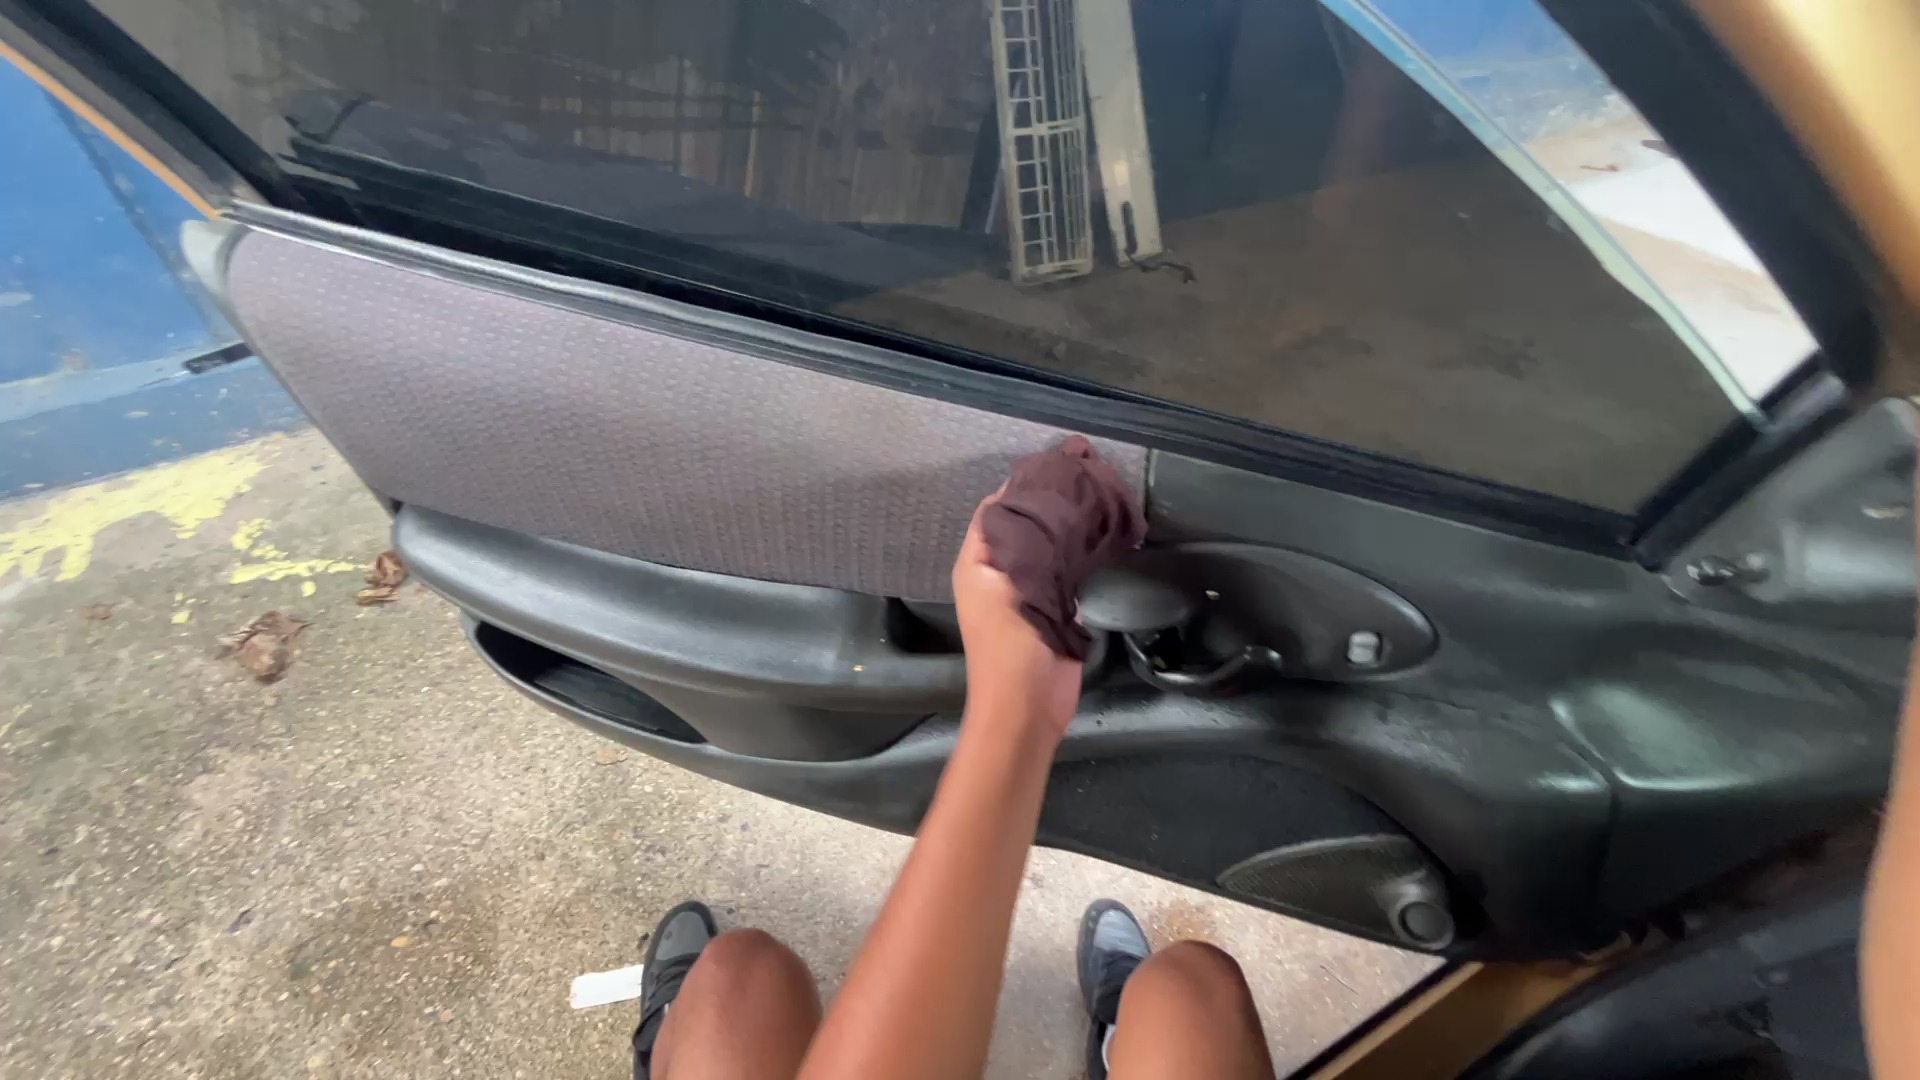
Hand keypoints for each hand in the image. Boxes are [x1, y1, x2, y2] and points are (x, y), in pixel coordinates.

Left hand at [951, 489, 1083, 743]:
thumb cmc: (1009, 646)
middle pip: (1025, 523)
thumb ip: (1012, 543)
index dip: (1022, 484)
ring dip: (1068, 524)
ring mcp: (1029, 590)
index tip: (1057, 463)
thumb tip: (1026, 499)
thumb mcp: (1002, 587)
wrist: (1027, 706)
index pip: (996, 509)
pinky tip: (1103, 534)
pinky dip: (1080, 550)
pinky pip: (1066, 568)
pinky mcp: (1055, 607)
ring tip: (1099, 496)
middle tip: (1087, 474)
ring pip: (1048, 544)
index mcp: (978, 562)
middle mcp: (1001, 570)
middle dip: (1051, 500)